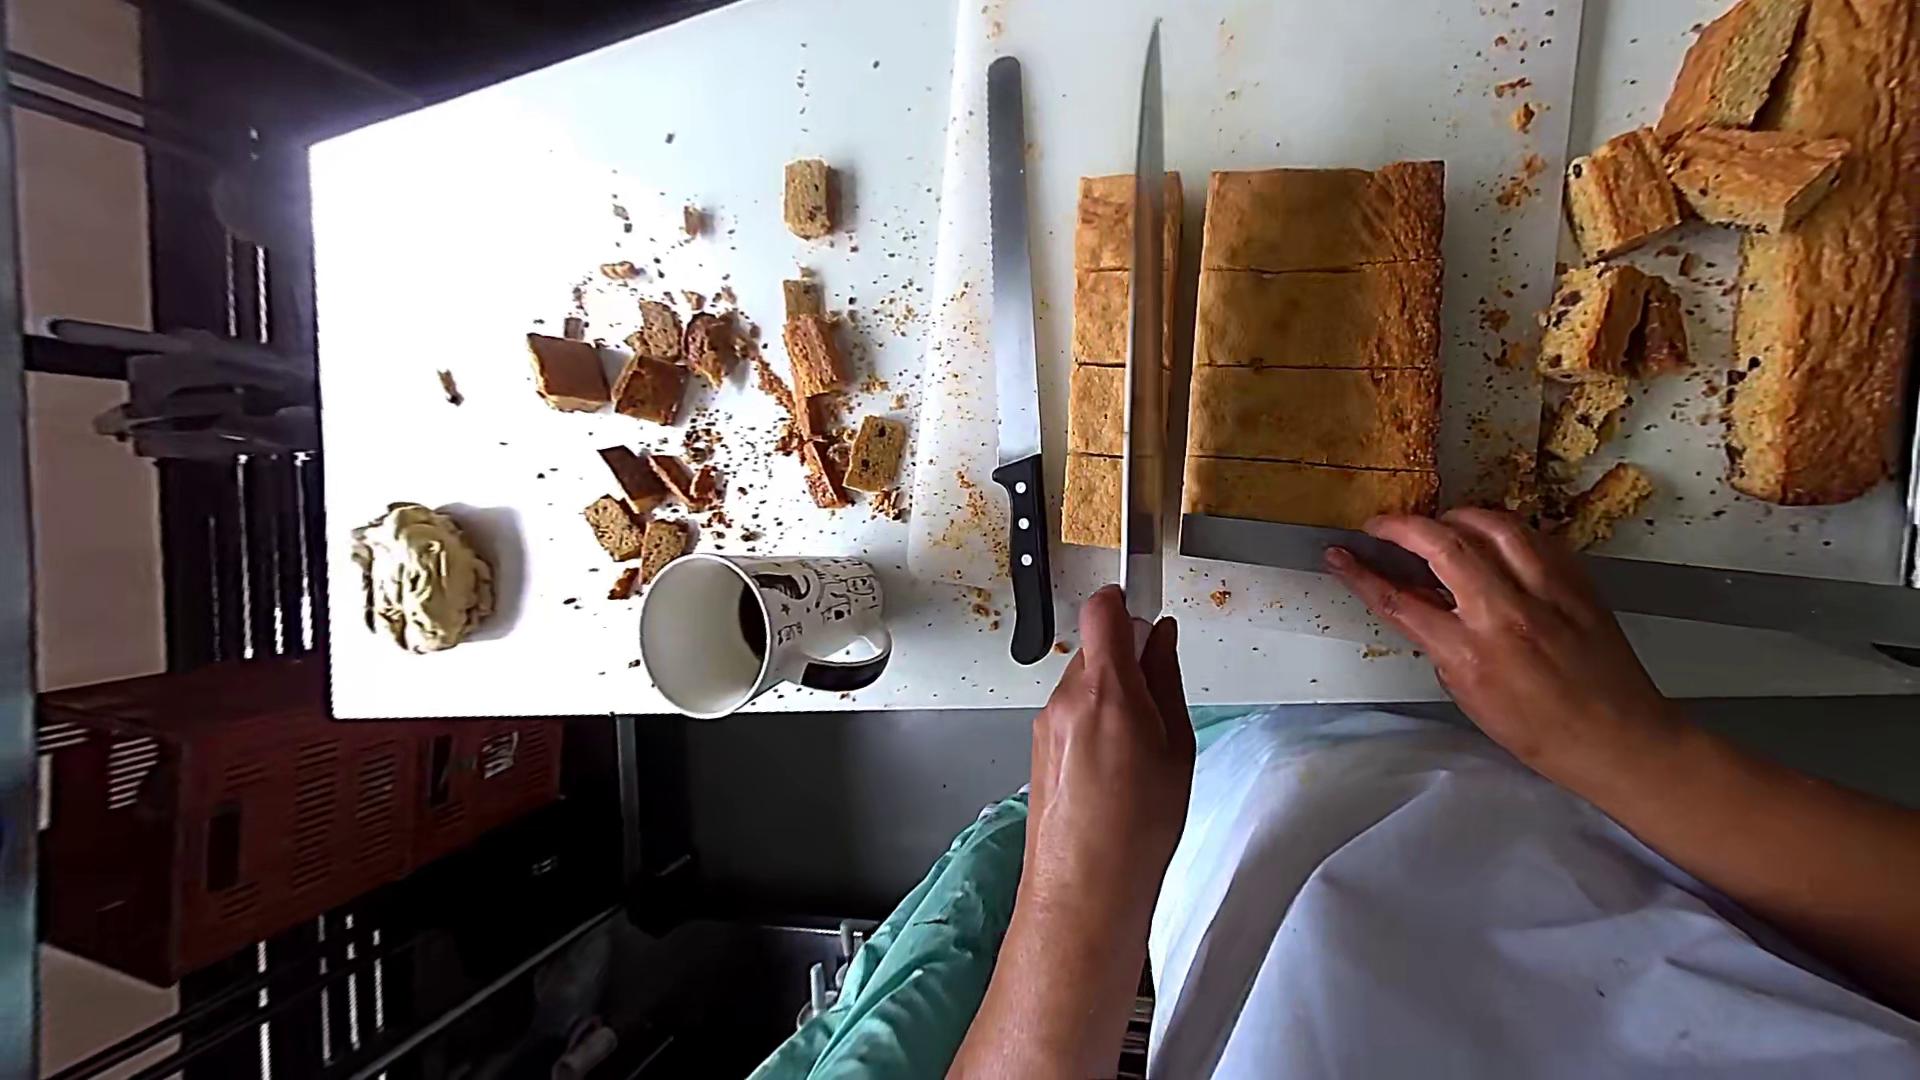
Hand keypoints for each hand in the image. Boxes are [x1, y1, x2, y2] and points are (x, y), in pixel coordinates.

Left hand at [1023, 585, 1192, 931]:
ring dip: (1109, 690)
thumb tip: (1161, 638)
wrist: (1084, 884)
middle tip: (1154, 694)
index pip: (1103, 610)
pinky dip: (1091, 715)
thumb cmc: (1137, 827)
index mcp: (1107, 690)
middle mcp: (1068, 696)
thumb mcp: (1176, 746)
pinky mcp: (1038, 737)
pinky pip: (1069, 706)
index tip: (1139, 607)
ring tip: (1134, 743)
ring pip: (1082, 677)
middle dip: (1125, 656)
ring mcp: (1047, 717)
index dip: (1122, 599)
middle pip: (1095, 646)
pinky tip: (1111, 758)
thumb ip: (1165, 678)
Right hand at [1325, 509, 1682, 776]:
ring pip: (1493, 526)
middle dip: (1401, 526)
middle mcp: (1508, 614)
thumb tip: (1411, 595)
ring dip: (1452, 517)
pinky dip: (1499, 528)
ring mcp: (1550, 594)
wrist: (1620, 741)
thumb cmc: (1530, 725)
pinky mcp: (1579, 584)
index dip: (1359, 572)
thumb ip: (1432, 634)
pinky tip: (1486, 537)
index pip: (1398, 598)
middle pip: (1443, 545)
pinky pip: (1533, 537)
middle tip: (1380, 526)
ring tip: (1434, 525)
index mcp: (1469, 650)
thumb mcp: (1460, 686)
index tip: (1338, 554)